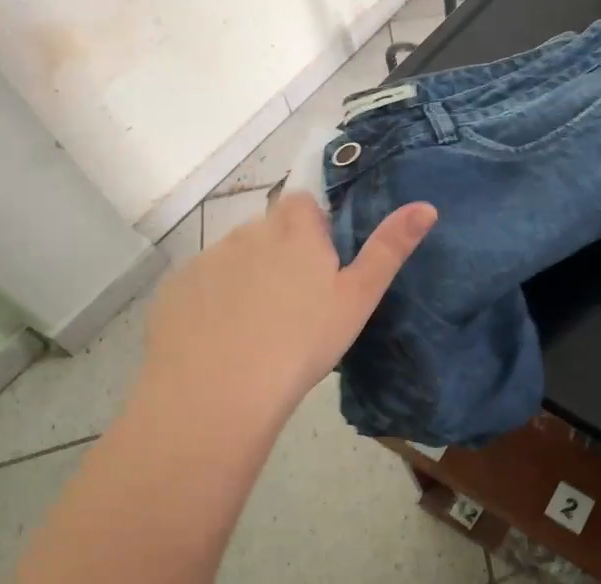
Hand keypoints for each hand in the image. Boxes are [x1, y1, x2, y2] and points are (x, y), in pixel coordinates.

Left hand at [141, 192, 436, 418]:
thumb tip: (427, 205)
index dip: (313, 226)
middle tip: (296, 301)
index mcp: (295, 230)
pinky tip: (221, 339)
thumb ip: (390, 248)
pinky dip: (212, 301)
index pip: (303, 201)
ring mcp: (205, 262)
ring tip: (258, 325)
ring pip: (235, 256)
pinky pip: (200, 285)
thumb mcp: (358, 298)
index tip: (322, 264)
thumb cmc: (300, 344)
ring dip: (247, 275)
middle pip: (269, 229)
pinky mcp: (173, 292)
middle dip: (281, 252)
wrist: (214, 397)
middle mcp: (248, 233)